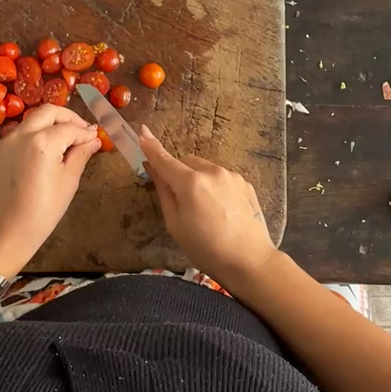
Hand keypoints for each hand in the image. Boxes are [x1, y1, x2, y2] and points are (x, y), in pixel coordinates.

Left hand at [0, 104, 100, 274]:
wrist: (3, 233)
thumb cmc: (42, 212)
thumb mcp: (68, 183)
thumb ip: (81, 155)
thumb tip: (93, 139)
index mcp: (42, 142)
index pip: (70, 128)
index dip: (85, 132)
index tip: (96, 137)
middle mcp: (21, 134)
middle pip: (49, 112)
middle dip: (68, 118)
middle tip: (83, 132)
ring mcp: (7, 141)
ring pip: (33, 119)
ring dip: (52, 123)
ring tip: (68, 140)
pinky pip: (22, 132)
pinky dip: (38, 133)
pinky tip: (49, 149)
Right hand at [137, 125, 281, 285]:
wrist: (249, 260)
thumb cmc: (205, 248)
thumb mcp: (175, 224)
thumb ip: (164, 192)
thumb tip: (153, 168)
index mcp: (191, 182)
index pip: (165, 159)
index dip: (151, 146)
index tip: (141, 131)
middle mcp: (212, 171)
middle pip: (186, 161)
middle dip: (178, 173)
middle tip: (179, 200)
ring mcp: (232, 176)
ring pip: (205, 168)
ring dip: (198, 179)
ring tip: (204, 210)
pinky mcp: (245, 183)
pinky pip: (222, 178)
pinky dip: (215, 187)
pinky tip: (221, 211)